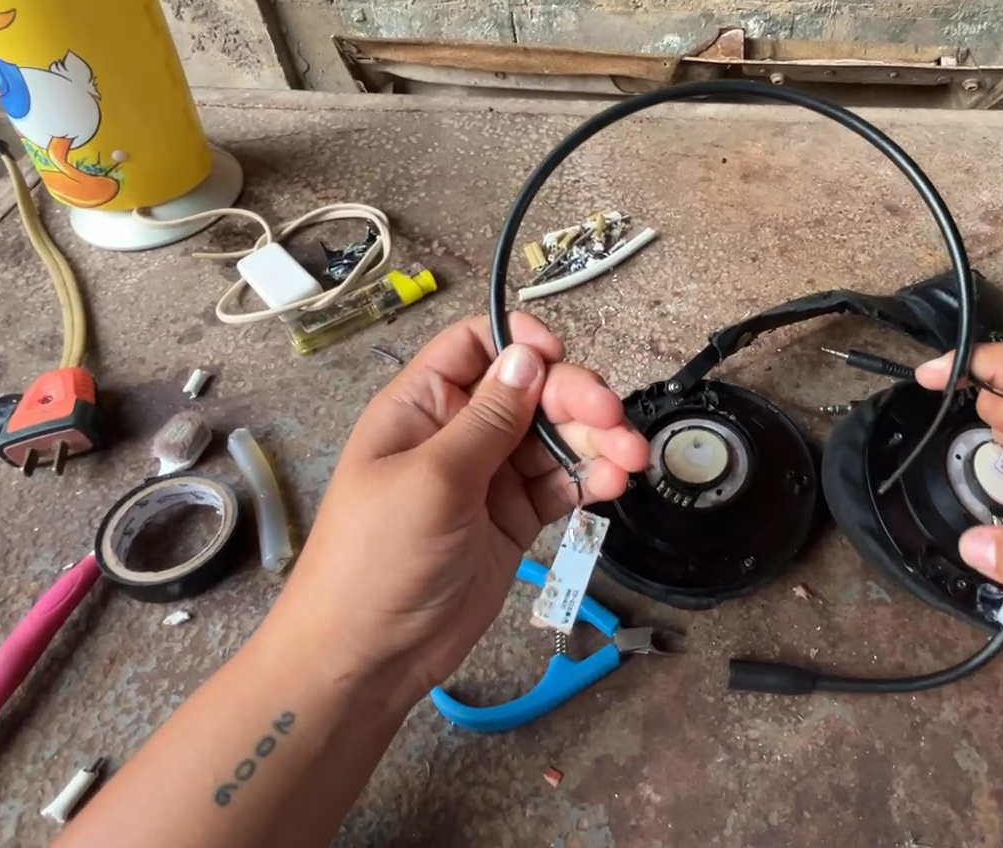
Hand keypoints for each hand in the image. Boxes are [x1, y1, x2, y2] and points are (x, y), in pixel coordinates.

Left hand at [268, 314, 649, 695]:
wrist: (370, 659)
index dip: (519, 343)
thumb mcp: (432, 480)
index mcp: (425, 406)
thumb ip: (487, 418)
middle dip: (576, 398)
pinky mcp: (517, 514)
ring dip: (598, 440)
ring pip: (555, 436)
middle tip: (614, 419)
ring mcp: (492, 474)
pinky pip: (561, 482)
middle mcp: (462, 431)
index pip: (476, 347)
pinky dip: (591, 478)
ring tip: (633, 458)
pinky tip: (615, 482)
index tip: (560, 358)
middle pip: (531, 390)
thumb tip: (527, 356)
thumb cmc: (379, 558)